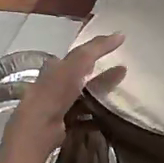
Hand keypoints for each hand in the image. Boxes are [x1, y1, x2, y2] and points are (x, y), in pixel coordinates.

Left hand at [7, 33, 125, 156]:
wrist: (40, 128)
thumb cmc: (56, 91)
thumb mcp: (76, 63)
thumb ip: (95, 49)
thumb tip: (119, 34)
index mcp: (55, 68)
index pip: (78, 56)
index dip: (96, 50)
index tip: (116, 47)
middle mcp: (54, 86)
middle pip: (81, 78)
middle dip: (100, 74)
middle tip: (123, 70)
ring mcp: (59, 107)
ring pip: (84, 98)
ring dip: (100, 96)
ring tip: (121, 95)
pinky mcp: (64, 126)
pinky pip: (84, 119)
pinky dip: (96, 118)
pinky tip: (109, 119)